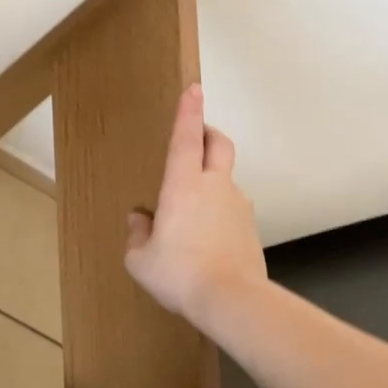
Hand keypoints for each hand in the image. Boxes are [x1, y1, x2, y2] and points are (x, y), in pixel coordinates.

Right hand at [125, 84, 267, 320]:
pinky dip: (216, 211)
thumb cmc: (178, 274)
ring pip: (224, 179)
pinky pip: (229, 208)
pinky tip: (201, 238)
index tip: (193, 88)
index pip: (185, 139)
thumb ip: (138, 233)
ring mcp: (237, 205)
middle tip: (196, 135)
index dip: (188, 112)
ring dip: (208, 181)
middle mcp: (214, 187)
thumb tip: (140, 218)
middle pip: (218, 144)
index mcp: (182, 187)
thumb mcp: (140, 259)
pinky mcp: (249, 226)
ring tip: (186, 210)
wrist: (230, 298)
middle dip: (207, 133)